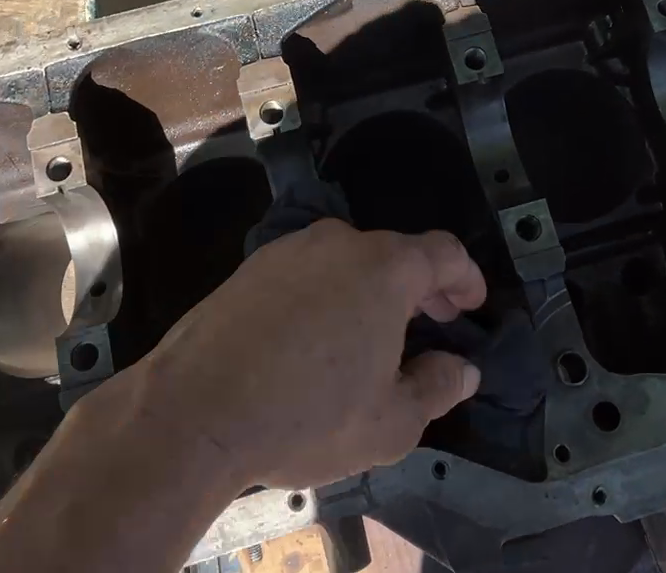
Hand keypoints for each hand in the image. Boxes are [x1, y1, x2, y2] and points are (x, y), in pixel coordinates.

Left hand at [132, 219, 486, 488]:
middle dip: (421, 287)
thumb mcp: (391, 422)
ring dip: (372, 290)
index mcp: (385, 268)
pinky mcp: (253, 266)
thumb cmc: (307, 415)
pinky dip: (329, 293)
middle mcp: (341, 242)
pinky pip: (309, 272)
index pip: (444, 252)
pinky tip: (317, 336)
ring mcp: (291, 249)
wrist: (195, 409)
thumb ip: (438, 387)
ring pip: (349, 261)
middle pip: (396, 254)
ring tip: (372, 336)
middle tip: (432, 323)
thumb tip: (463, 368)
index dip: (466, 277)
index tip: (471, 305)